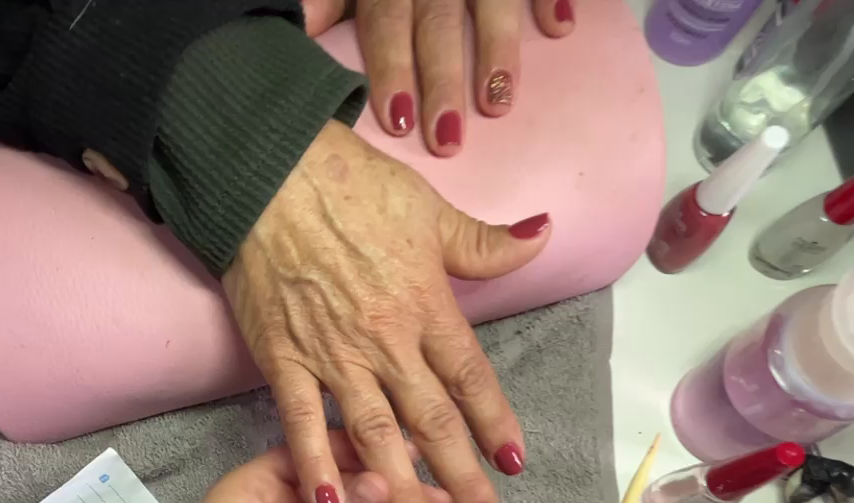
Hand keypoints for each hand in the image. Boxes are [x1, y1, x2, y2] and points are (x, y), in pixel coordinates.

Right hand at [224, 120, 548, 502]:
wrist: (267, 176)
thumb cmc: (348, 186)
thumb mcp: (428, 207)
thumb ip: (483, 242)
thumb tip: (542, 238)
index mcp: (426, 305)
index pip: (471, 378)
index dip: (495, 424)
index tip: (514, 464)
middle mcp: (387, 342)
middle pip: (432, 421)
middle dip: (460, 478)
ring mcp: (334, 357)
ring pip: (377, 436)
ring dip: (401, 491)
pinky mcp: (285, 362)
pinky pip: (304, 424)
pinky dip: (317, 466)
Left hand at [305, 0, 576, 154]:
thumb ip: (318, 6)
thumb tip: (292, 41)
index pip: (385, 21)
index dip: (391, 69)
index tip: (400, 121)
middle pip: (436, 20)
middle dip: (442, 80)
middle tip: (448, 139)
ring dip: (497, 49)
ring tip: (500, 103)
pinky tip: (560, 30)